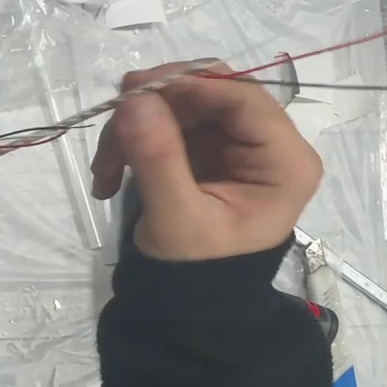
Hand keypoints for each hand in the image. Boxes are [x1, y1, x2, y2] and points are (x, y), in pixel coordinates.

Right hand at [90, 60, 320, 261]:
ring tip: (103, 169)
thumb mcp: (176, 216)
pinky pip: (163, 127)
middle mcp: (264, 145)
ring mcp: (230, 146)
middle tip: (113, 114)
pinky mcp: (201, 152)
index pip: (245, 100)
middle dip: (156, 105)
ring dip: (134, 129)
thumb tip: (133, 100)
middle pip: (211, 95)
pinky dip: (131, 142)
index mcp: (283, 162)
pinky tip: (108, 174)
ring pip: (179, 108)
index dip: (194, 86)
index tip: (139, 89)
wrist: (185, 300)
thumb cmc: (194, 266)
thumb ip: (157, 157)